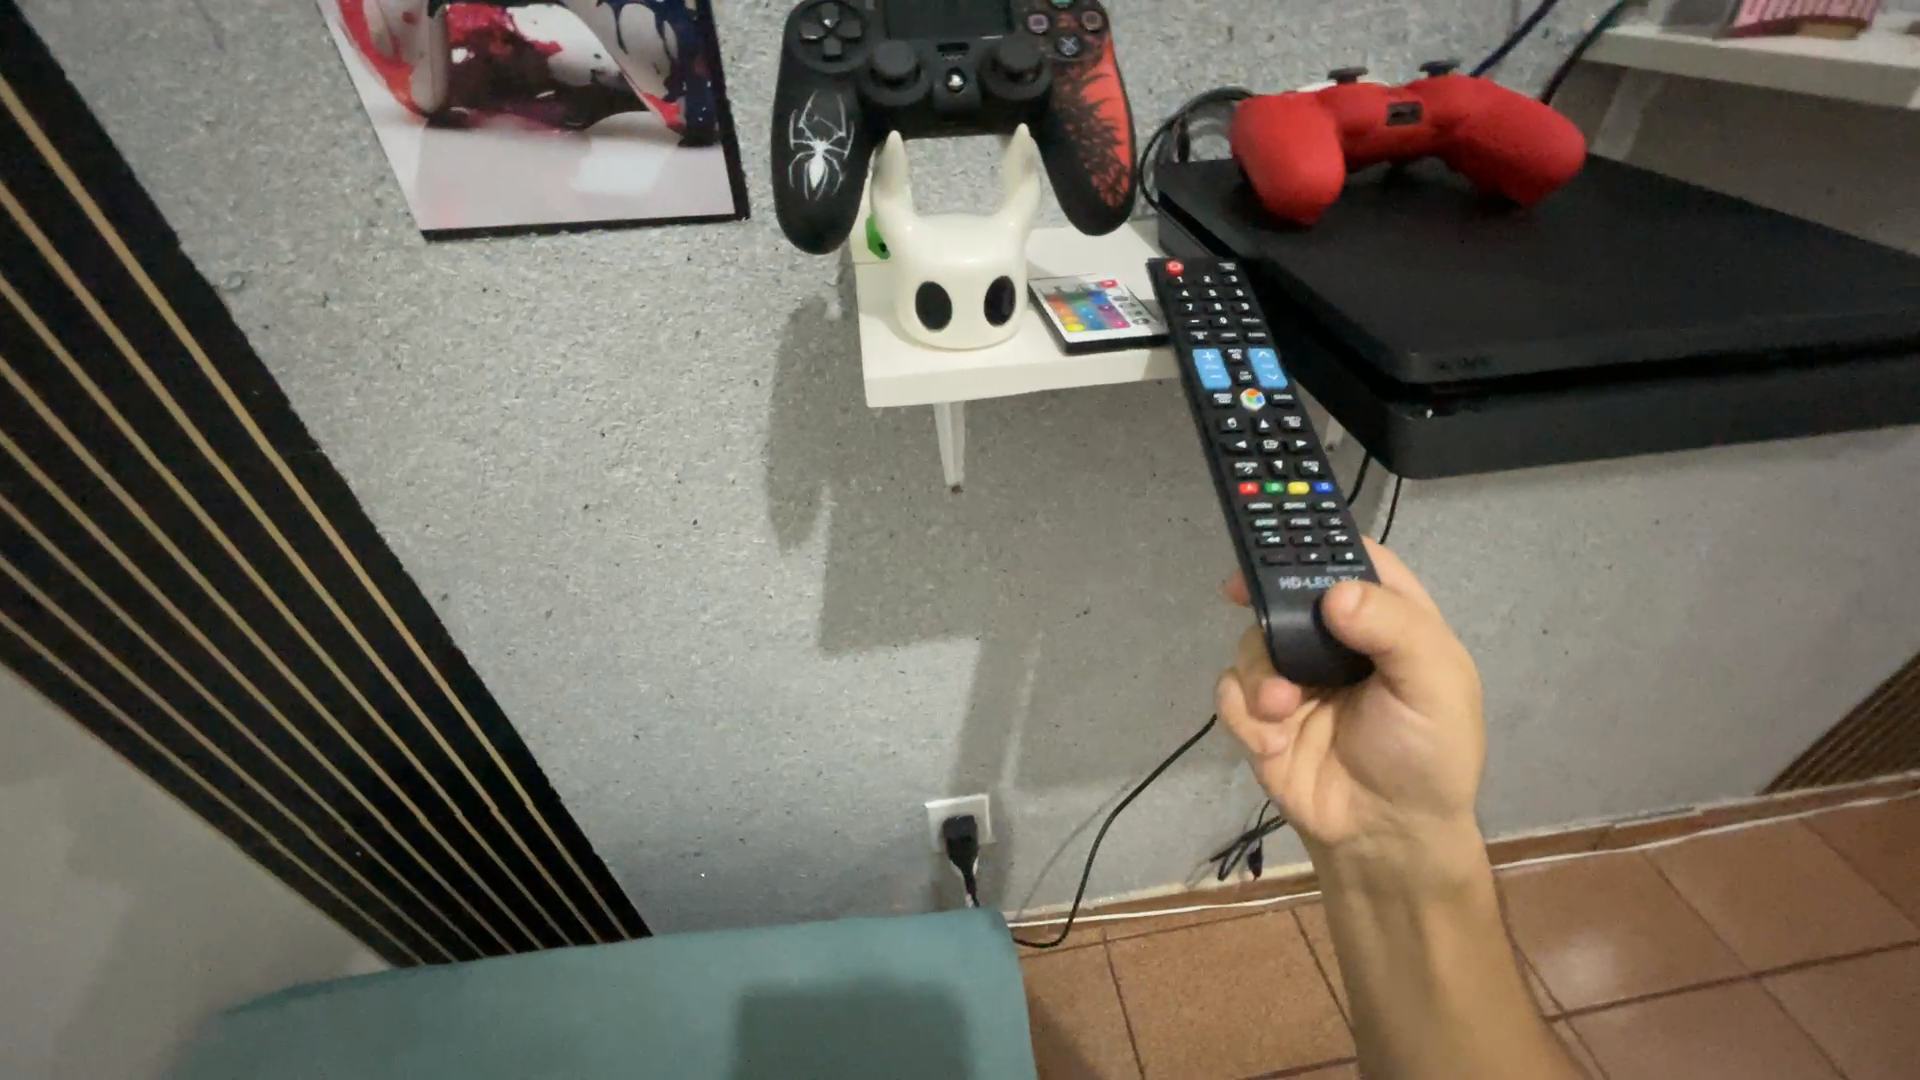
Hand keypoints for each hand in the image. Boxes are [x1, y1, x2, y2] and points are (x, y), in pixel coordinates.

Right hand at [1217, 540, 1484, 864]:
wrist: (1382, 835)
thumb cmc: (1426, 754)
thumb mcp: (1434, 686)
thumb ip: (1394, 630)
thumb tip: (1333, 595)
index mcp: (1386, 622)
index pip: (1353, 562)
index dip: (1319, 543)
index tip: (1285, 536)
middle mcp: (1334, 641)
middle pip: (1286, 594)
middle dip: (1263, 599)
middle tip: (1238, 593)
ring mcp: (1294, 676)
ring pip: (1251, 642)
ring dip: (1259, 674)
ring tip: (1280, 710)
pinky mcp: (1261, 713)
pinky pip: (1230, 691)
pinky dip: (1243, 713)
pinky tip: (1271, 741)